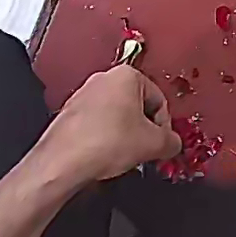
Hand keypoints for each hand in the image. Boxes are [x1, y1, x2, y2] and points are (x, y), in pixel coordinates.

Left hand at [32, 65, 181, 185]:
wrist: (62, 161)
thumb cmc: (107, 143)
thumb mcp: (154, 144)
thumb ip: (172, 141)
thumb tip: (173, 143)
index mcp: (127, 75)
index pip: (159, 101)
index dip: (164, 127)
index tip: (162, 144)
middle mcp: (104, 78)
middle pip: (138, 106)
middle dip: (144, 130)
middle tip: (145, 151)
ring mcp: (84, 94)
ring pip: (118, 115)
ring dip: (126, 135)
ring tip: (124, 156)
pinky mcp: (71, 112)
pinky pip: (99, 123)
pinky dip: (107, 138)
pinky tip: (106, 155)